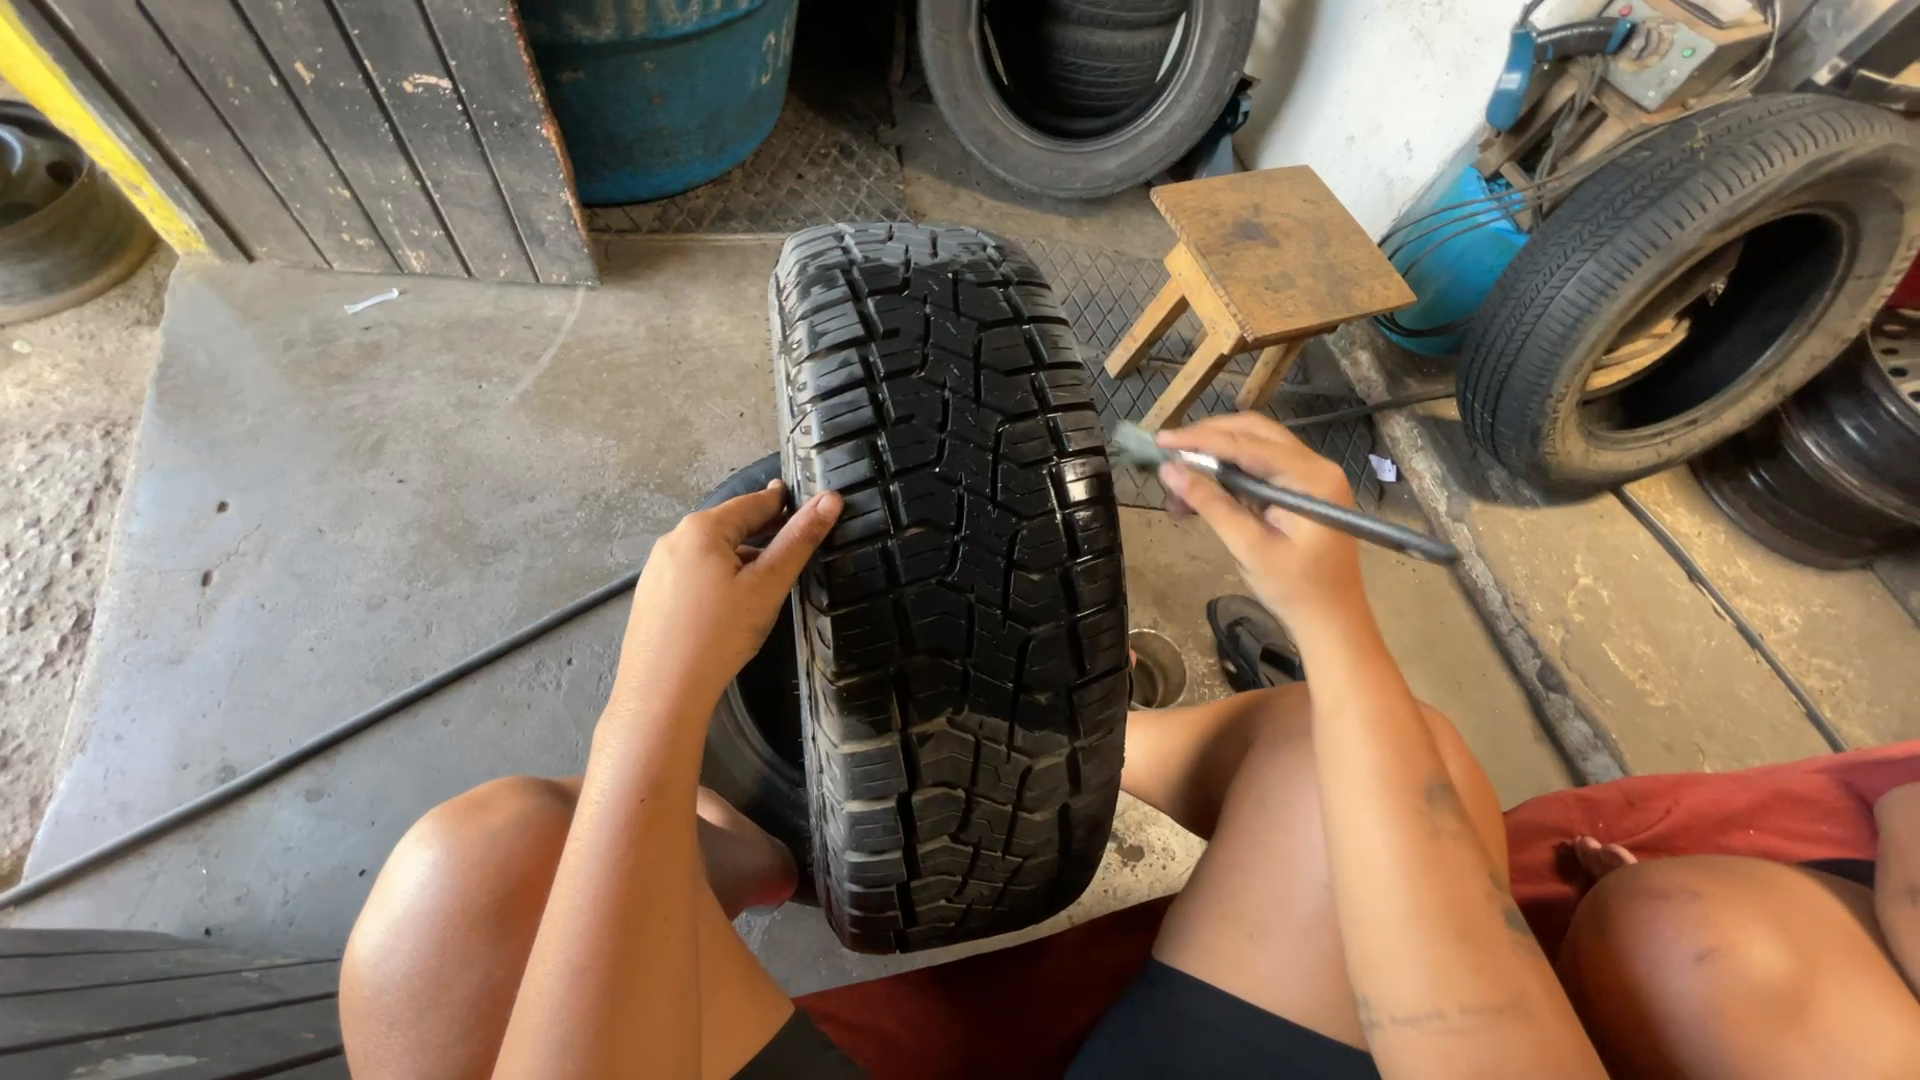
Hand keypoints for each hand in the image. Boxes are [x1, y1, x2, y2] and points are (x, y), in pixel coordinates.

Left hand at [611, 480, 841, 713]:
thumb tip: (831, 500)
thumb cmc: (719, 635)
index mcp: (701, 529)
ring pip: (711, 551)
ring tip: (768, 574)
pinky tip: (732, 601)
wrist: (662, 693)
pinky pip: (694, 573)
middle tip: (794, 537)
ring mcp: (657, 569)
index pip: (753, 502)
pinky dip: (719, 575)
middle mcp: (673, 539)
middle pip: (729, 525)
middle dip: (763, 530)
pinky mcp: (652, 596)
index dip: (784, 502)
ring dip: (741, 555)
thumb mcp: (768, 585)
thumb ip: (799, 540)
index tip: (807, 502)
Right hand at [1157, 414, 1365, 631]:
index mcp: (1310, 477)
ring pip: (1252, 447)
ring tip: (1178, 483)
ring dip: (1213, 459)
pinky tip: (1198, 495)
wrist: (1330, 619)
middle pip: (1253, 433)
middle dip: (1207, 438)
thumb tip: (1169, 470)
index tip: (1162, 440)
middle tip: (1167, 450)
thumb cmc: (1295, 588)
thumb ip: (1210, 503)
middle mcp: (1314, 466)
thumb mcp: (1248, 547)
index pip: (1247, 444)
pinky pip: (1256, 469)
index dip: (1201, 439)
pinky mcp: (1298, 489)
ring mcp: (1308, 476)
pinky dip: (1225, 476)